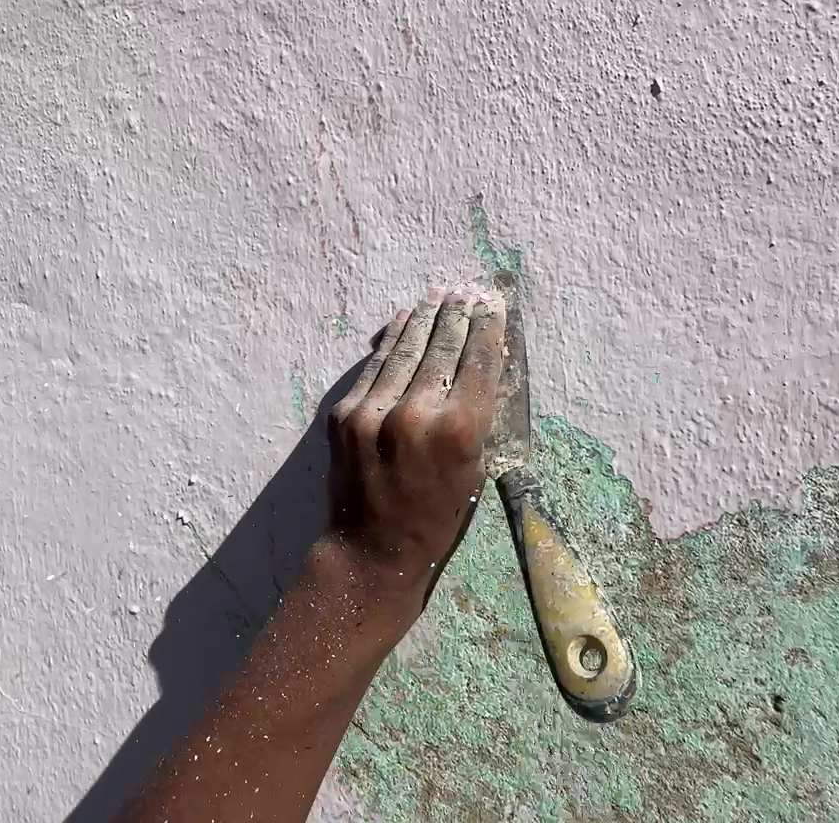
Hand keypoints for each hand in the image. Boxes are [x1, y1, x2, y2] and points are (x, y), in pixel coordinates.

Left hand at [321, 283, 506, 613]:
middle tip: (467, 290)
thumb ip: (477, 414)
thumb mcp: (475, 468)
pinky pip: (375, 369)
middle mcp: (415, 413)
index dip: (487, 328)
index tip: (493, 303)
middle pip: (442, 348)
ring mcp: (374, 411)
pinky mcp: (345, 414)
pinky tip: (402, 320)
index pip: (478, 363)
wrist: (371, 549)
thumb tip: (483, 362)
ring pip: (406, 351)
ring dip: (424, 318)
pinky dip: (391, 342)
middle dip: (457, 315)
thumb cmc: (438, 516)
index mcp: (458, 430)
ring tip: (438, 294)